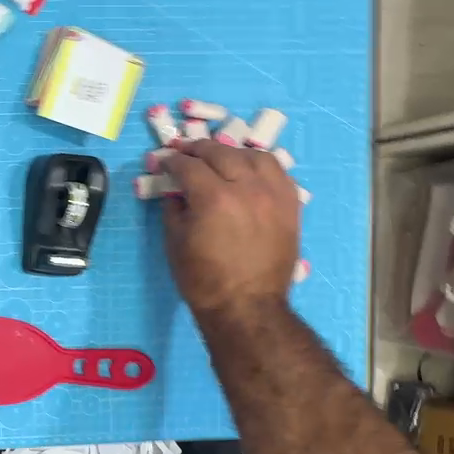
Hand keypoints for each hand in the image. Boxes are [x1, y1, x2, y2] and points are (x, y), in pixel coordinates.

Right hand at [158, 141, 299, 319]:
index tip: (163, 160)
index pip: (189, 166)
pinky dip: (260, 164)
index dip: (172, 160)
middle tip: (185, 151)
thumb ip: (174, 209)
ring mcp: (273, 194)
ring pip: (254, 156)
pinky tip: (249, 169)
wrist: (246, 305)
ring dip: (232, 152)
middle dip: (199, 149)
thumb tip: (175, 191)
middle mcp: (246, 188)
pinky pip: (278, 171)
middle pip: (221, 153)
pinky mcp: (290, 204)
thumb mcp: (175, 242)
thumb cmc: (202, 279)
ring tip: (220, 156)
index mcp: (213, 198)